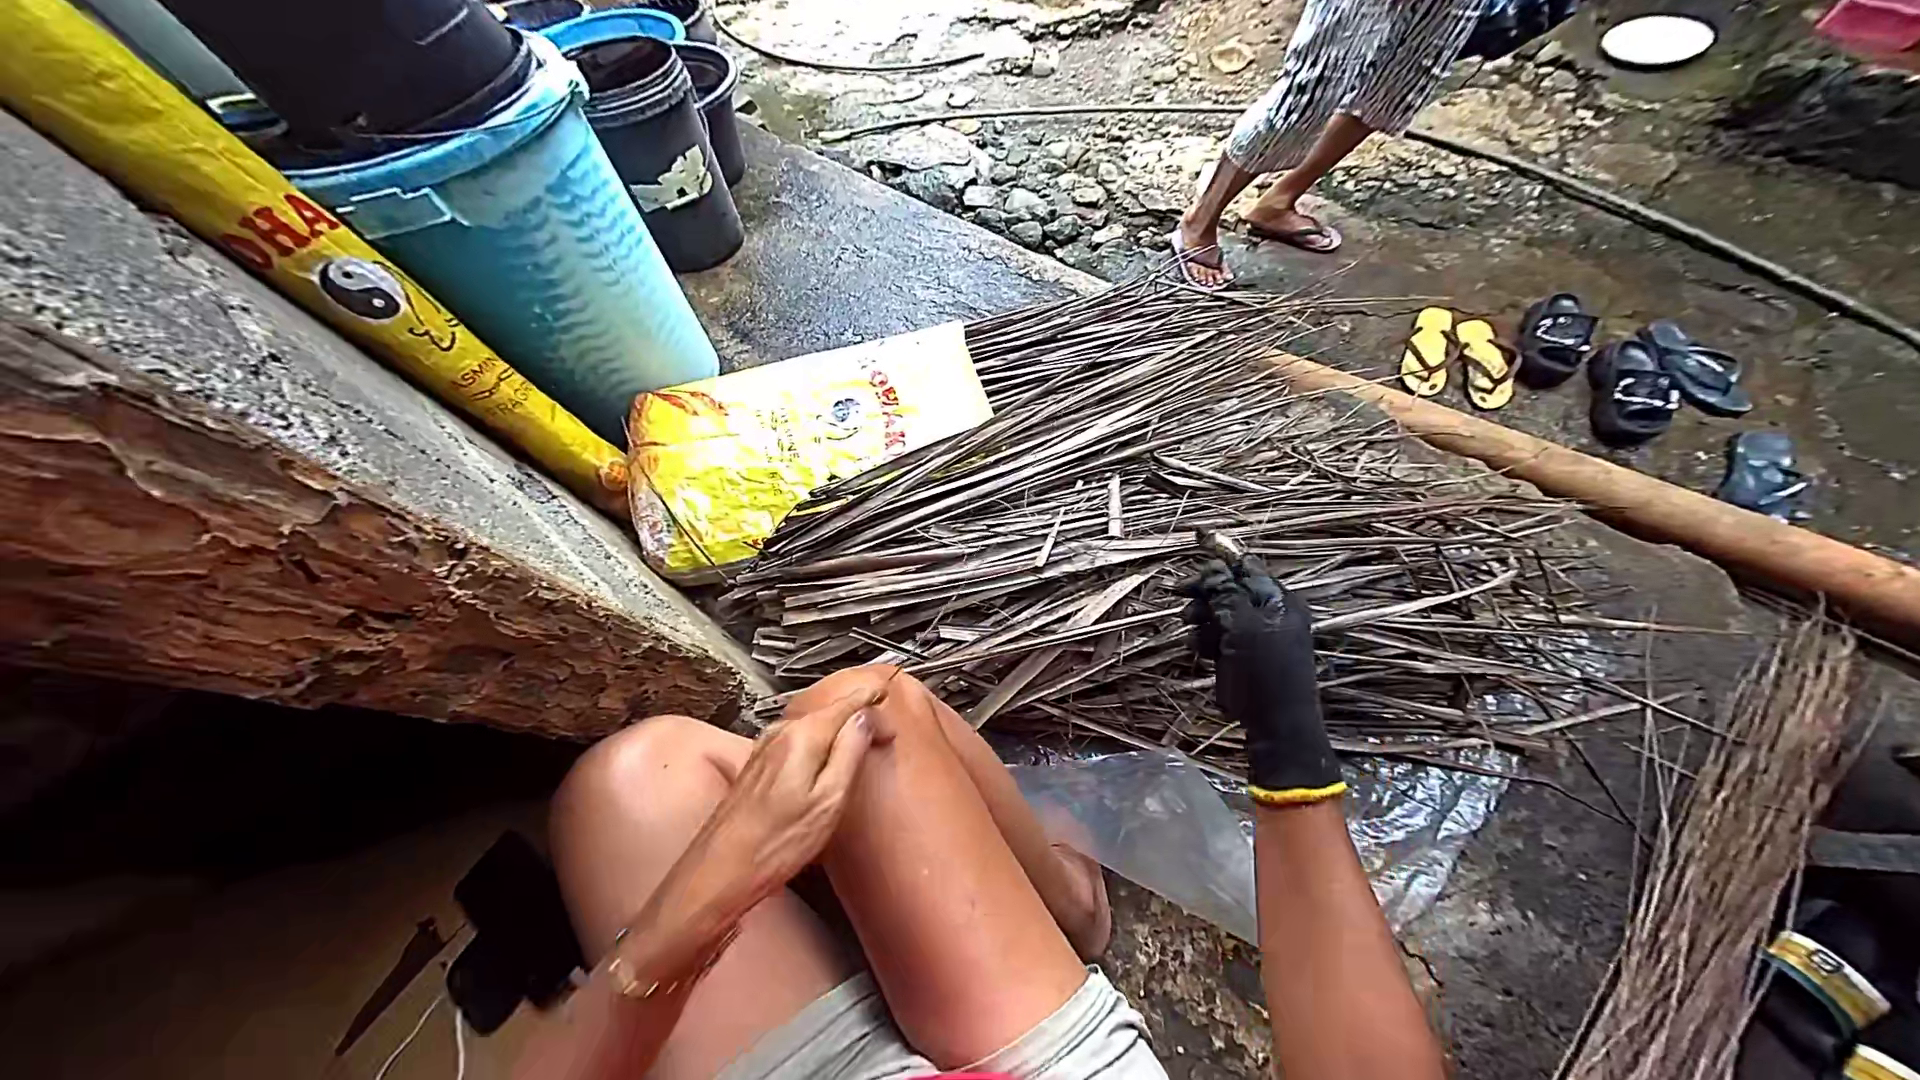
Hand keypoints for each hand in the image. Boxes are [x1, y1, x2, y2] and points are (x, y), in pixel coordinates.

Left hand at [680, 686, 888, 919]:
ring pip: (812, 725)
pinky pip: (797, 740)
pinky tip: (824, 757)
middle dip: (856, 713)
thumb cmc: (774, 844)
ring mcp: (766, 748)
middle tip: (881, 725)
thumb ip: (851, 751)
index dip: (871, 701)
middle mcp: (781, 734)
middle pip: (828, 711)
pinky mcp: (758, 765)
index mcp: (802, 736)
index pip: (847, 704)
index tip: (887, 698)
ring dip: (836, 728)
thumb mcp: (830, 799)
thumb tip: (865, 718)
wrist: (719, 872)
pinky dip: (818, 741)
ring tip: (858, 736)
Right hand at [1180, 557, 1343, 805]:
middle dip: (1203, 595)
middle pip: (1226, 590)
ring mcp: (1251, 634)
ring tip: (1193, 631)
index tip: (1189, 570)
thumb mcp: (1244, 625)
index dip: (1216, 566)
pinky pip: (1214, 635)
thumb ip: (1226, 593)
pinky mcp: (1237, 653)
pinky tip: (1201, 650)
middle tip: (1182, 600)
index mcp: (1278, 600)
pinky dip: (1203, 639)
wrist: (1274, 722)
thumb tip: (1211, 567)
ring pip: (1215, 612)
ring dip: (1200, 619)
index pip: (1244, 569)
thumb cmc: (1264, 670)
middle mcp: (1266, 613)